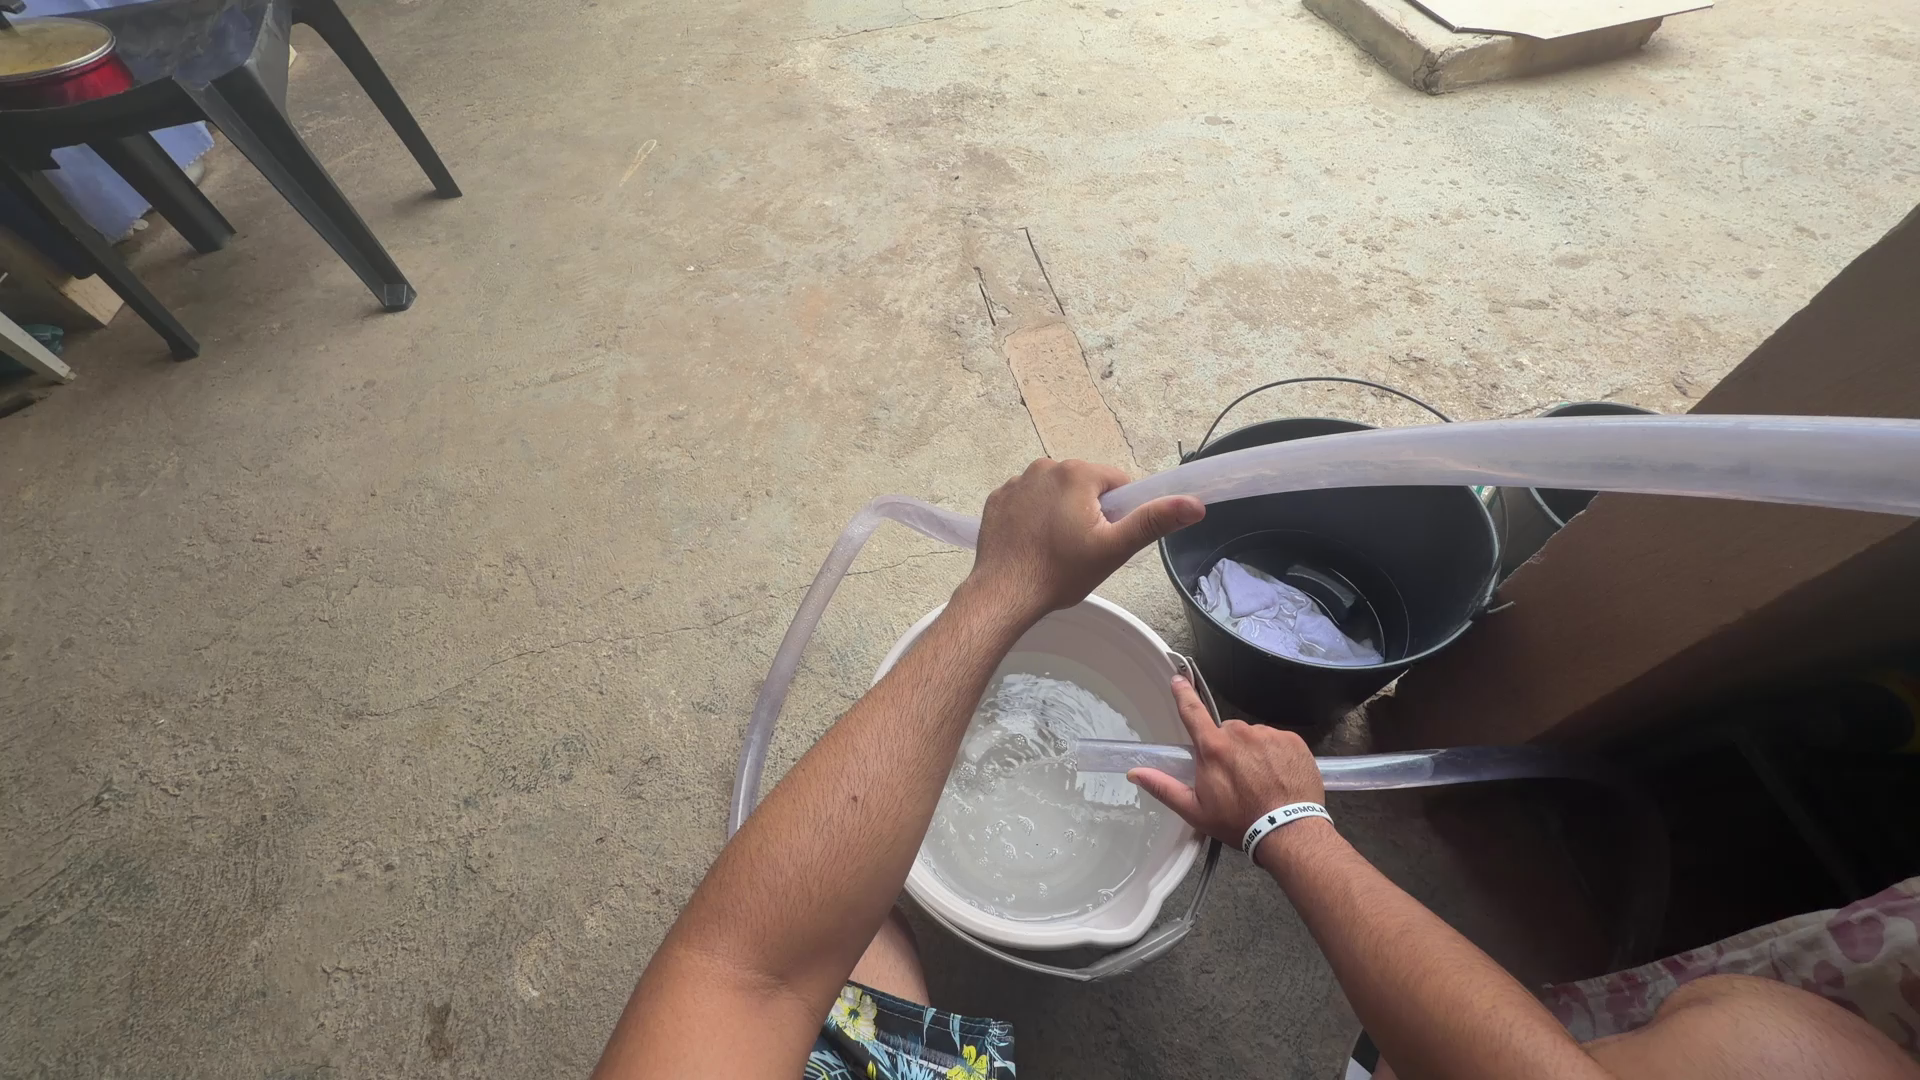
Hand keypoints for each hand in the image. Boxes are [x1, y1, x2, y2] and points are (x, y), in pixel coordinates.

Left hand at [960, 458, 1203, 621]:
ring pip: (1055, 492)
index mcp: (1077, 473)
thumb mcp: (1114, 549)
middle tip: (1081, 547)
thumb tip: (1195, 504)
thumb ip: (1153, 521)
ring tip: (1055, 548)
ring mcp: (1016, 482)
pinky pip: (1026, 500)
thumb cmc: (1060, 573)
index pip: (1117, 482)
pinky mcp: (997, 499)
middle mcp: (1044, 467)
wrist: (1004, 594)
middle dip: (1089, 511)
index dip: (1120, 511)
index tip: (1107, 538)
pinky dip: (1032, 516)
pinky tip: (1032, 543)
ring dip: (1060, 511)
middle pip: (1085, 485)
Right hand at [1130, 676, 1325, 850]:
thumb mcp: (1195, 810)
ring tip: (1260, 780)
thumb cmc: (1241, 822)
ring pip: (1252, 736)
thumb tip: (1135, 773)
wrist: (1291, 832)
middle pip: (1226, 731)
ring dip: (1252, 752)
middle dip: (1226, 748)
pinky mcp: (1292, 741)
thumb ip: (1163, 787)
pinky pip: (1277, 740)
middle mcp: (1240, 734)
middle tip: (1234, 776)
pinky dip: (1275, 754)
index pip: (1192, 711)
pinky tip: (1277, 776)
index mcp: (1213, 747)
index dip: (1183, 693)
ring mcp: (1268, 735)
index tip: (1178, 679)